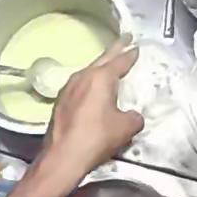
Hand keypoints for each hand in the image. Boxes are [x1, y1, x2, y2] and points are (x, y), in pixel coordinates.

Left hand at [36, 43, 144, 188]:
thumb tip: (132, 116)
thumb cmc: (97, 137)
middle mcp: (82, 77)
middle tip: (125, 40)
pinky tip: (92, 88)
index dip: (130, 55)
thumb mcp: (126, 127)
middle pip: (102, 60)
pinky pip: (80, 85)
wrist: (63, 156)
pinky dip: (90, 83)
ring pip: (88, 72)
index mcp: (100, 78)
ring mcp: (68, 88)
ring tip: (109, 64)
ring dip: (100, 67)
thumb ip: (134, 117)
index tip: (136, 47)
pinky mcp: (60, 102)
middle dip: (115, 50)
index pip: (119, 61)